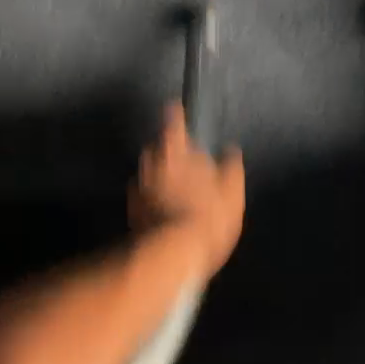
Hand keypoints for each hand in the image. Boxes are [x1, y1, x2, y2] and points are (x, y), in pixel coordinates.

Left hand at [131, 104, 244, 275]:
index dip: (175, 115)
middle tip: (183, 157)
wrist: (172, 256)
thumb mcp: (232, 194)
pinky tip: (165, 210)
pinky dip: (152, 197)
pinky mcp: (132, 211)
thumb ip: (231, 169)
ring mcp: (139, 188)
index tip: (173, 107)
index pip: (174, 125)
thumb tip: (231, 152)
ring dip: (159, 174)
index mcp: (177, 155)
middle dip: (167, 149)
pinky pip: (143, 196)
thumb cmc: (207, 219)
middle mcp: (152, 166)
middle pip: (157, 148)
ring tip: (175, 185)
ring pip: (148, 172)